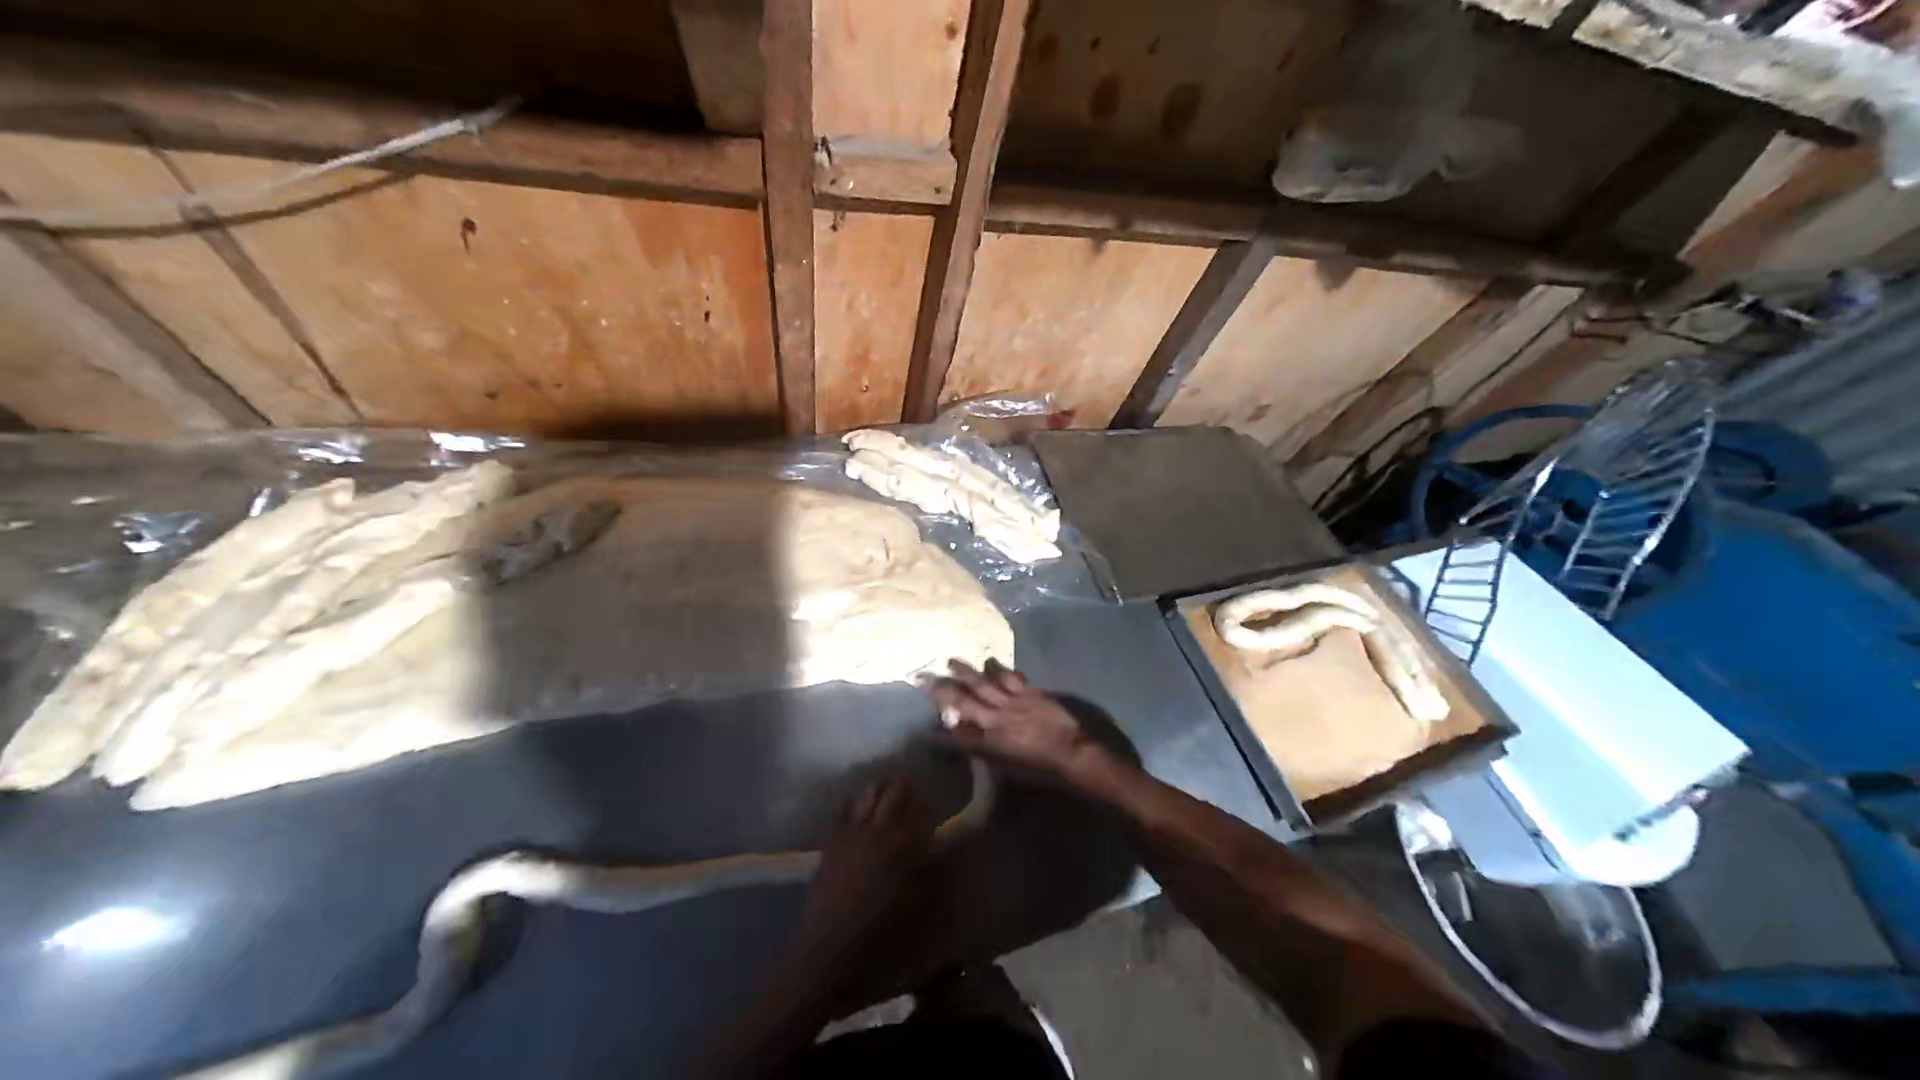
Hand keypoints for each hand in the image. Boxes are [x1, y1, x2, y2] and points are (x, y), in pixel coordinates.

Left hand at [796, 776, 932, 965]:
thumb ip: (925, 873)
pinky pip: (842, 810)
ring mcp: (851, 833)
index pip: (922, 812)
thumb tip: (933, 852)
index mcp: (902, 845)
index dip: (929, 807)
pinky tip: (857, 805)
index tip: (934, 808)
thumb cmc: (878, 935)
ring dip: (881, 790)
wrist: (827, 952)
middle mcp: (878, 830)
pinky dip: (852, 802)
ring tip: (887, 791)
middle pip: (895, 793)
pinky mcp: (831, 842)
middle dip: (907, 787)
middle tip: (914, 788)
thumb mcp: (913, 905)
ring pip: (868, 794)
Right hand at [927, 659, 1112, 782]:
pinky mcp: (1030, 693)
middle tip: (928, 676)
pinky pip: (1010, 677)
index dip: (941, 723)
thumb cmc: (1040, 768)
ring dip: (967, 671)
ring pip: (984, 682)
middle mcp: (996, 718)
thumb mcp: (1006, 766)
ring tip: (953, 661)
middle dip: (945, 688)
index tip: (926, 718)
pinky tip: (992, 662)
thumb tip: (962, 741)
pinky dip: (999, 669)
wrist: (1073, 752)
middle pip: (965, 699)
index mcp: (990, 740)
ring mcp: (1013, 702)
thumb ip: (982, 750)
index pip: (958, 731)